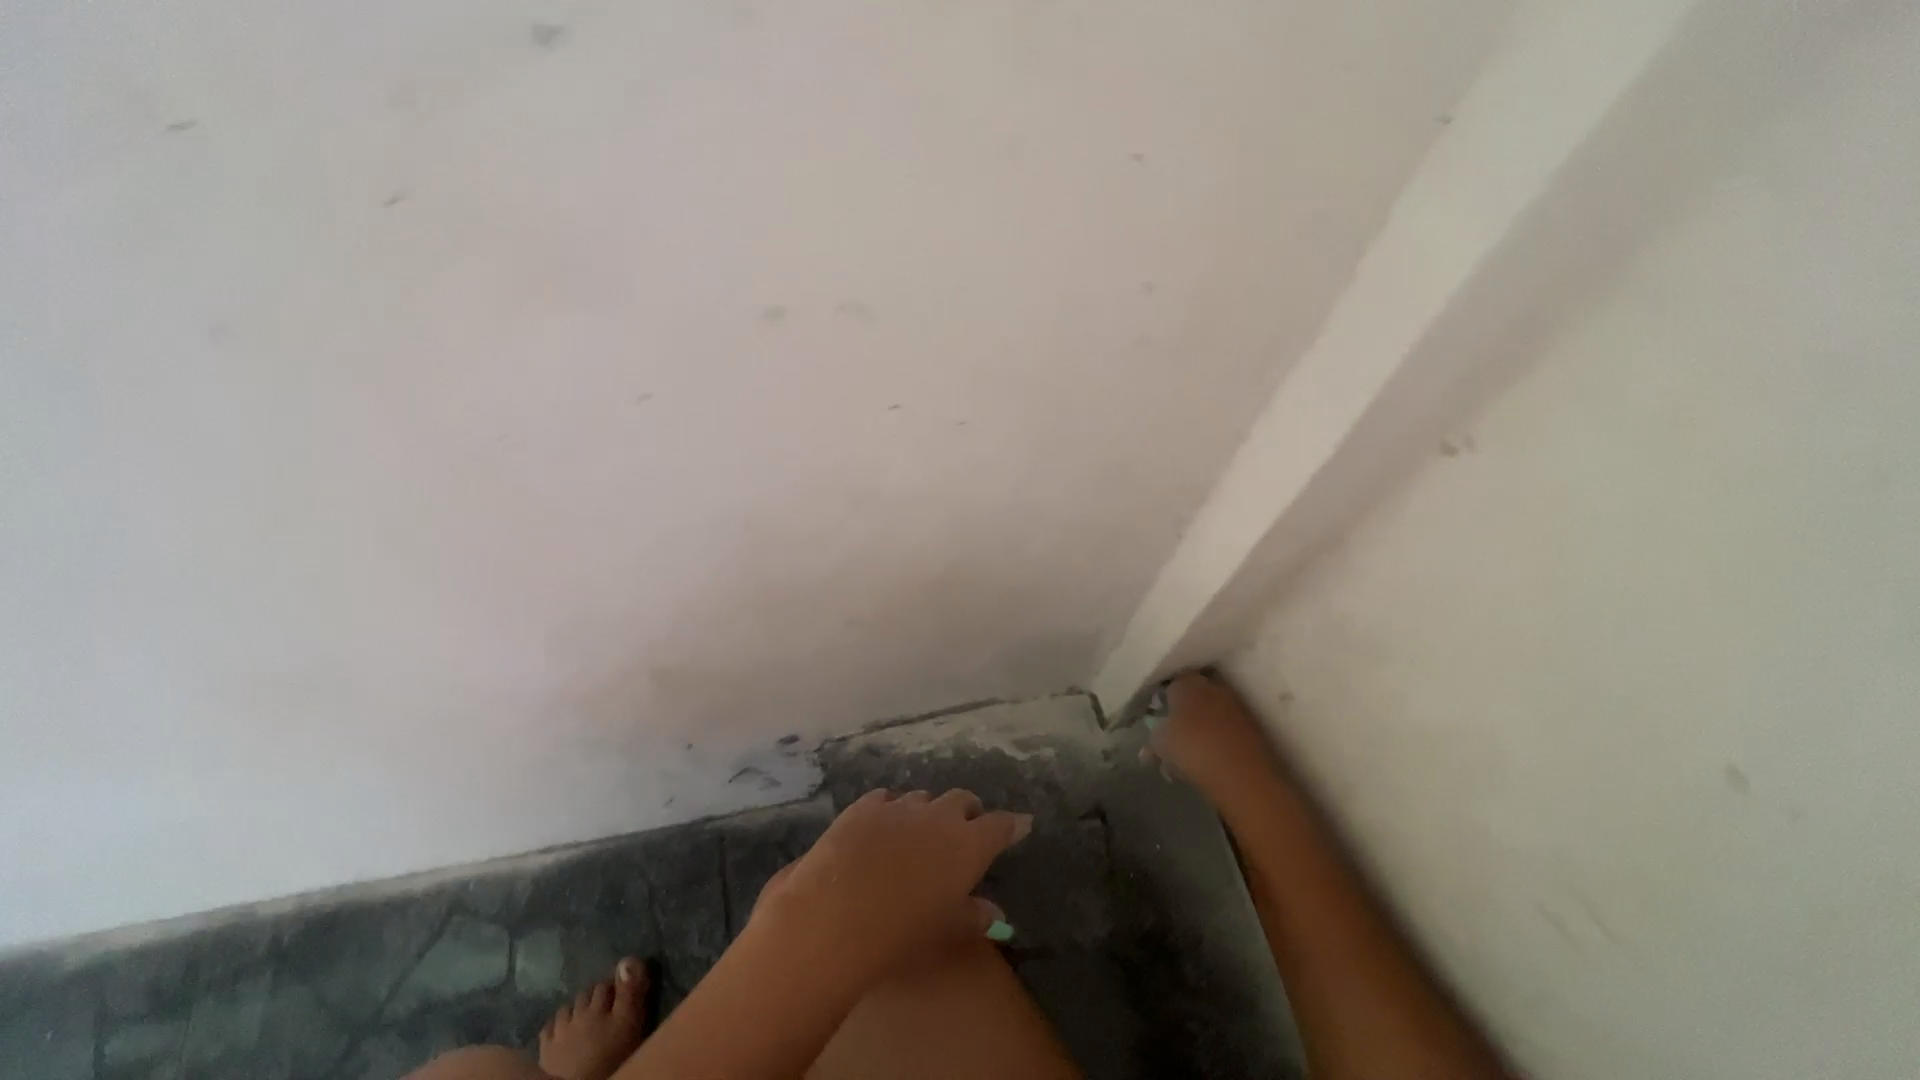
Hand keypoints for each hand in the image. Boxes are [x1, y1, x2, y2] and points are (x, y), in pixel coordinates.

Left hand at [755, 789, 1030, 979]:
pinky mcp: (863, 806)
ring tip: (920, 832)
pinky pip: (885, 798)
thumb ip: (974, 915)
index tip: (1019, 825)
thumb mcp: (946, 928)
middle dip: (968, 812)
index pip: (1001, 825)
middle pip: (962, 801)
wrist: (836, 914)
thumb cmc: (902, 930)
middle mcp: (939, 817)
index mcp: (969, 844)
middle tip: (966, 830)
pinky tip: (882, 825)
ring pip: (923, 798)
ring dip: (927, 811)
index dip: (1011, 825)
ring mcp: (899, 806)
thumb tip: (995, 913)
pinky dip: (891, 809)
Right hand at [1144, 673, 1284, 802]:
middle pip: (1191, 698)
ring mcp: (1236, 706)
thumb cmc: (1191, 747)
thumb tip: (1148, 746)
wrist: (1243, 772)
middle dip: (1181, 717)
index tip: (1155, 720)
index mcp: (1187, 682)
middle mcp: (1213, 686)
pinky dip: (1215, 742)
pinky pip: (1225, 730)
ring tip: (1187, 759)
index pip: (1168, 684)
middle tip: (1170, 741)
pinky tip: (1207, 762)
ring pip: (1209, 716)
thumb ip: (1151, 740)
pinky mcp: (1252, 727)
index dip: (1160, 702)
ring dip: (1199, 732)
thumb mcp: (1158, 743)